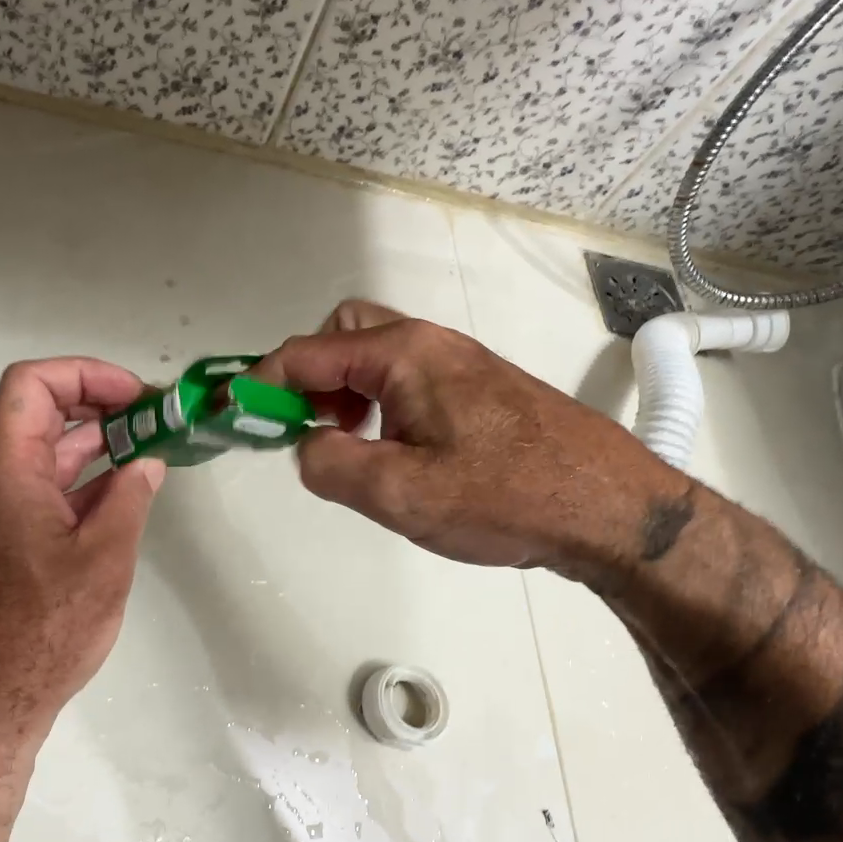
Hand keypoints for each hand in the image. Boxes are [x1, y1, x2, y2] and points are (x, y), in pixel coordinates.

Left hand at [0, 358, 166, 741]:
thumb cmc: (43, 629)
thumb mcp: (103, 558)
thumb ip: (129, 497)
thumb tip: (147, 461)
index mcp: (3, 470)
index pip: (31, 384)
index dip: (84, 374)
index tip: (135, 396)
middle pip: (38, 414)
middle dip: (98, 406)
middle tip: (153, 419)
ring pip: (41, 454)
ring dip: (93, 445)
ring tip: (149, 450)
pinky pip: (38, 490)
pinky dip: (79, 482)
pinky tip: (122, 494)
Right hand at [252, 300, 674, 570]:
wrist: (611, 507)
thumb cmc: (504, 496)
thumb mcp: (400, 494)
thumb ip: (329, 464)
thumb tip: (307, 445)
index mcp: (403, 354)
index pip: (306, 353)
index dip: (259, 382)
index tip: (231, 412)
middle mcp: (428, 343)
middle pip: (342, 334)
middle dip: (307, 376)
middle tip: (303, 426)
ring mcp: (457, 362)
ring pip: (375, 357)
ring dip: (342, 392)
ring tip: (345, 446)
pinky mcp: (477, 387)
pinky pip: (405, 377)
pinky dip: (376, 402)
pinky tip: (392, 450)